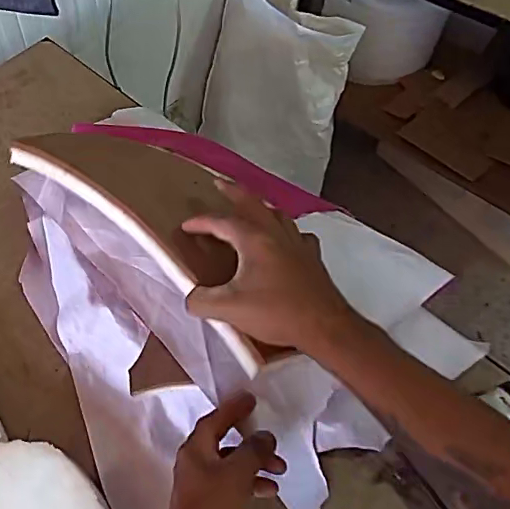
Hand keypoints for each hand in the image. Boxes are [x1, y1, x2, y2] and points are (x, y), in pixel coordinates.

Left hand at [161, 393, 286, 508]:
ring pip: (231, 466)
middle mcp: (194, 465)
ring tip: (280, 470)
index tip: (252, 398)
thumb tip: (264, 436)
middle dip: (251, 442)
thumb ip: (252, 451)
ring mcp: (200, 487)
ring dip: (255, 464)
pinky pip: (233, 486)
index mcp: (195, 451)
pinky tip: (268, 492)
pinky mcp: (209, 508)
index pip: (215, 420)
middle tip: (274, 444)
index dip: (233, 408)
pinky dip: (250, 484)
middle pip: (224, 442)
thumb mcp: (237, 476)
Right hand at [182, 181, 364, 354]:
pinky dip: (286, 230)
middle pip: (253, 203)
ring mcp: (298, 243)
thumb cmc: (277, 312)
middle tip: (219, 183)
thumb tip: (191, 298)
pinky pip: (296, 234)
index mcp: (254, 239)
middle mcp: (277, 233)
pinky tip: (285, 239)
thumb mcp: (230, 309)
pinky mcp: (312, 257)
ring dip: (260, 207)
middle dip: (234, 191)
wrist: (323, 326)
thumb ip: (202, 301)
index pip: (222, 222)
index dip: (201, 222)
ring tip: (250, 208)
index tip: (186, 226)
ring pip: (276, 214)